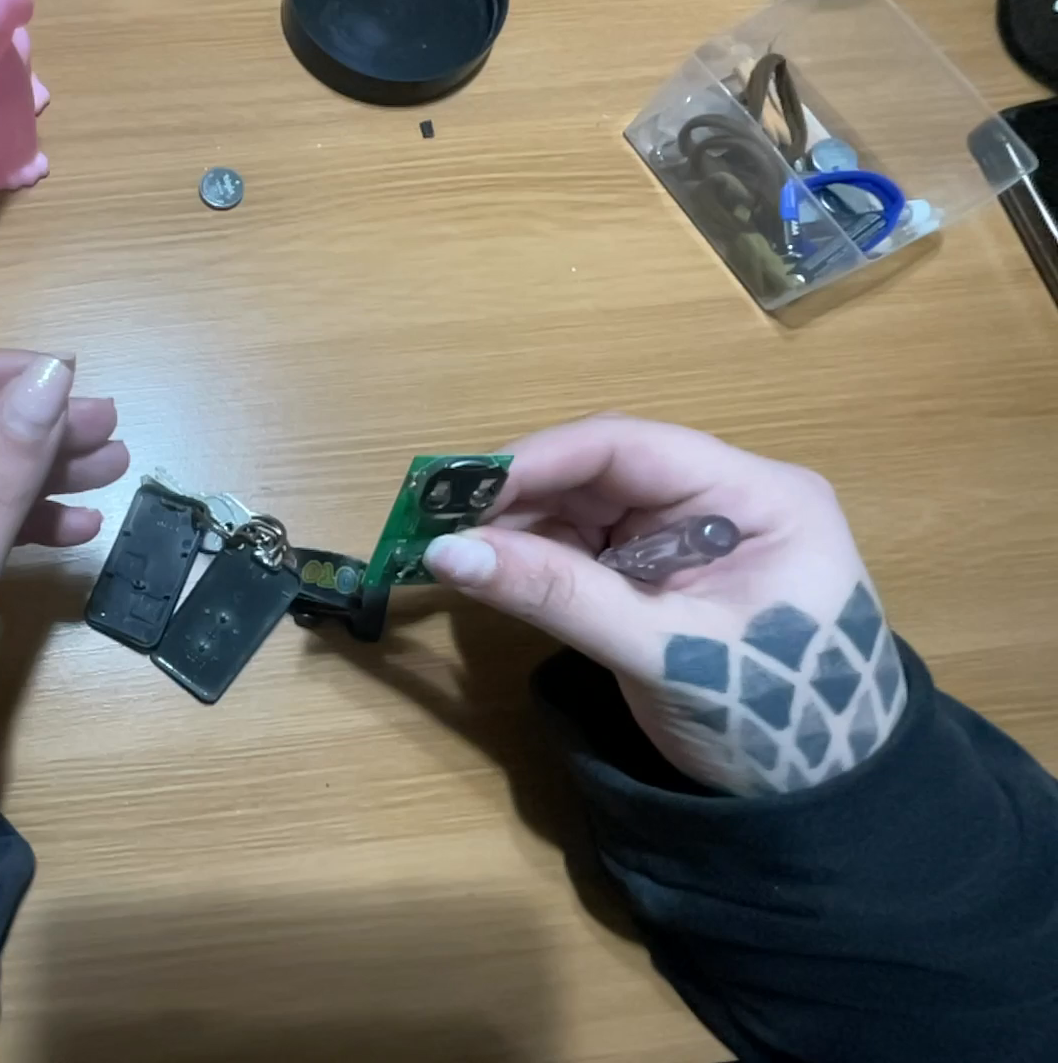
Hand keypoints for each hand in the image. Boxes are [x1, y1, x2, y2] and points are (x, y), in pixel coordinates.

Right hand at [421, 416, 907, 795]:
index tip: (456, 491)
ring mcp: (671, 535)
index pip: (625, 447)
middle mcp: (707, 499)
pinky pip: (566, 545)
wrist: (811, 800)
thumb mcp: (663, 652)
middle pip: (589, 470)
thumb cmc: (771, 716)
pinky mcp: (640, 569)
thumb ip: (556, 596)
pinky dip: (519, 556)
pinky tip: (482, 570)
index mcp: (750, 496)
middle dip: (512, 494)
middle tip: (435, 522)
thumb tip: (443, 553)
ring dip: (506, 525)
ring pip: (568, 505)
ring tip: (448, 550)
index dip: (535, 461)